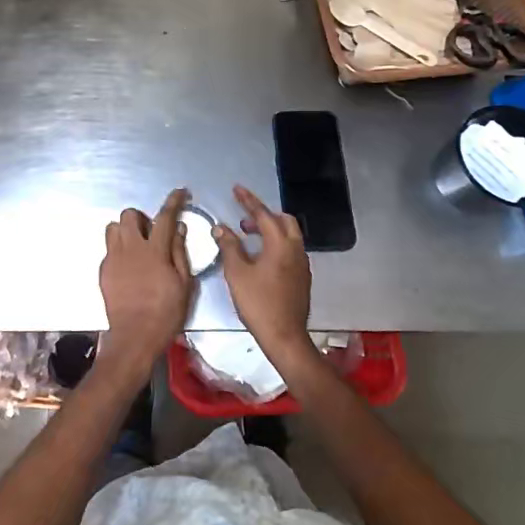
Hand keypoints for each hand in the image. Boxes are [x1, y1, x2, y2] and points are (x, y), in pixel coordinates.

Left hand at [98, 188, 194, 375]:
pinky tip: (130, 267)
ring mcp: (113, 259)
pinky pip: (108, 249)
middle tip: (152, 232)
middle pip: (129, 215)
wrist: (135, 337)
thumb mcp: (184, 283)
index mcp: (154, 251)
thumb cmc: (166, 312)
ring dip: (125, 231)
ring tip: (137, 246)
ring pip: (112, 228)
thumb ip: (180, 252)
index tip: (179, 192)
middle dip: (141, 218)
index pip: (164, 217)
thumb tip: (179, 229)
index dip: (173, 201)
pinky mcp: (103, 271)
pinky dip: (119, 250)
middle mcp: (130, 249)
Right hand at [214, 185, 314, 366]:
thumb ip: (229, 246)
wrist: (285, 336)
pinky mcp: (302, 277)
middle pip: (283, 221)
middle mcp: (296, 249)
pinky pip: (290, 250)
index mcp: (281, 244)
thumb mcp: (237, 273)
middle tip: (243, 221)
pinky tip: (261, 258)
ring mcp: (302, 264)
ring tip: (248, 238)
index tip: (237, 189)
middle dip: (263, 216)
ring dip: (270, 231)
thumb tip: (221, 228)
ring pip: (289, 236)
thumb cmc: (258, 303)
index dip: (248, 201)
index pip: (263, 214)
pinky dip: (276, 245)